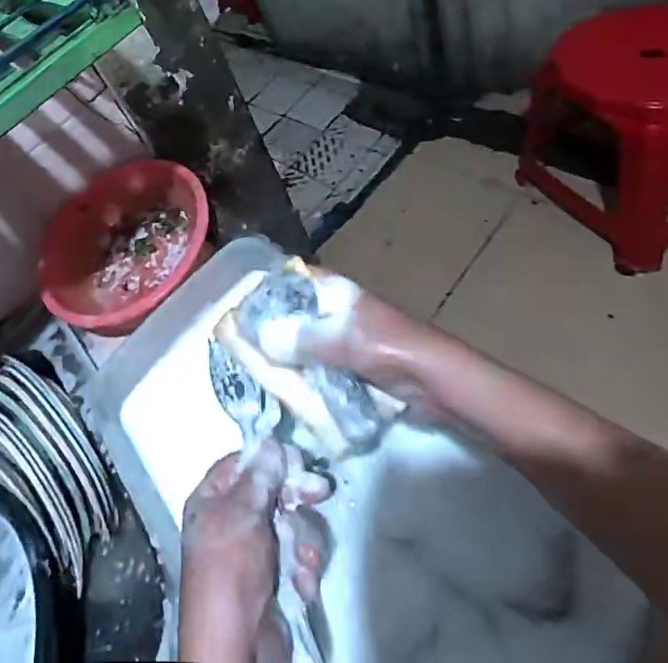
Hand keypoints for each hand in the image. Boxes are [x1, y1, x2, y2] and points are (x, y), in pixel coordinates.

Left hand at [180, 442, 327, 661]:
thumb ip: (259, 477)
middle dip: (297, 496)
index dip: (269, 458)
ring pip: (295, 519)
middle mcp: (234, 518)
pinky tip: (301, 582)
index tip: (296, 458)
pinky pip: (301, 552)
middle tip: (317, 493)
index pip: (242, 462)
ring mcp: (258, 547)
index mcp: (213, 500)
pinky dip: (305, 566)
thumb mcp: (240, 515)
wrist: (237, 647)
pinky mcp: (279, 572)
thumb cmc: (229, 571)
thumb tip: (270, 442)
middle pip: (274, 488)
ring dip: (304, 538)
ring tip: (302, 560)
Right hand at [255, 265, 439, 403]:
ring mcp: (336, 338)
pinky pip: (310, 367)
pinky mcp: (342, 365)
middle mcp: (330, 309)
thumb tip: (259, 336)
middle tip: (235, 349)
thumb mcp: (345, 340)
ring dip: (279, 358)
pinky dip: (295, 376)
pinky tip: (275, 389)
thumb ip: (302, 338)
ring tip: (248, 372)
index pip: (290, 279)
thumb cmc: (390, 348)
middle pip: (289, 314)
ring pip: (297, 343)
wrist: (431, 381)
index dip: (264, 291)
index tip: (237, 311)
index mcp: (332, 291)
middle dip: (266, 331)